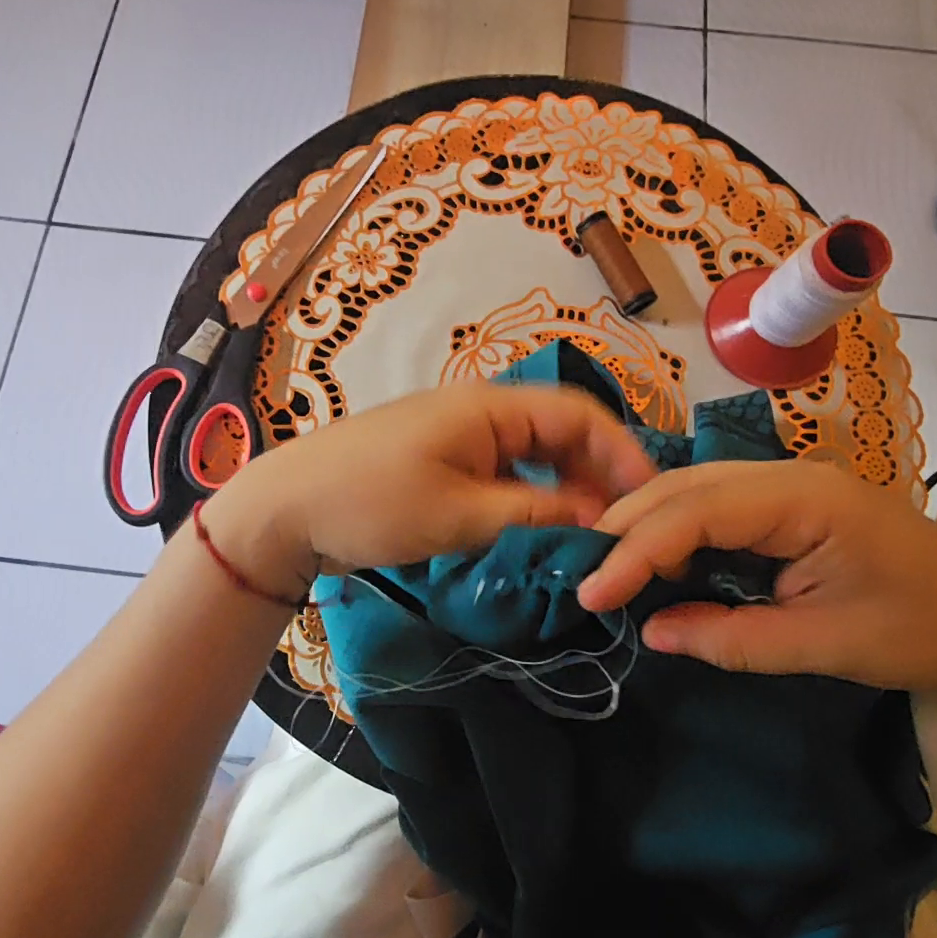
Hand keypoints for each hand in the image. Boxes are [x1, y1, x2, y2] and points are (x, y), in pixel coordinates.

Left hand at [203, 382, 658, 597]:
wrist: (286, 509)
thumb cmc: (370, 502)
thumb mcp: (458, 514)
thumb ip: (534, 514)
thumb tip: (599, 520)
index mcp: (489, 407)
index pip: (578, 413)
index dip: (621, 451)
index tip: (650, 497)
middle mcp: (481, 410)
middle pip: (560, 431)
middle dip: (599, 472)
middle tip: (629, 523)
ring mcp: (460, 435)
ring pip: (534, 452)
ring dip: (567, 486)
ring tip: (597, 531)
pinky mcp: (444, 460)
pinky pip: (505, 469)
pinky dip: (532, 494)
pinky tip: (547, 526)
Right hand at [577, 460, 936, 701]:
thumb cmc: (920, 634)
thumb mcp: (823, 645)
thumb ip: (731, 639)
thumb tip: (649, 632)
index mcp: (805, 498)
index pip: (696, 512)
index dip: (636, 549)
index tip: (591, 592)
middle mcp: (788, 475)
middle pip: (685, 486)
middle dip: (629, 527)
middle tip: (583, 572)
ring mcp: (787, 484)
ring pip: (693, 489)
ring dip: (647, 525)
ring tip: (610, 567)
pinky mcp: (785, 503)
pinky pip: (714, 505)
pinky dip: (677, 531)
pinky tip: (659, 560)